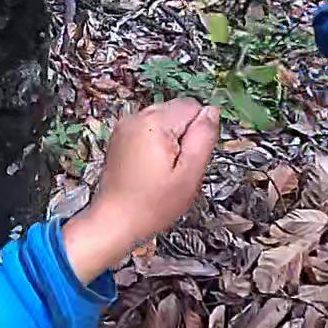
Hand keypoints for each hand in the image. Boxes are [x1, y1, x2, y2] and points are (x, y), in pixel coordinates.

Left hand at [62, 98, 220, 283]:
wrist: (115, 221)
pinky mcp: (119, 137)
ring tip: (162, 170)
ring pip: (164, 120)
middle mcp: (135, 117)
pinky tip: (150, 168)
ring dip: (170, 140)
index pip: (193, 106)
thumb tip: (212, 111)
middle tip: (176, 167)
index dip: (198, 132)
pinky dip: (155, 144)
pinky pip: (148, 129)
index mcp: (153, 123)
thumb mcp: (189, 174)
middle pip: (177, 110)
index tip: (188, 157)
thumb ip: (204, 137)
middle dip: (183, 135)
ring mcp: (124, 126)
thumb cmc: (152, 204)